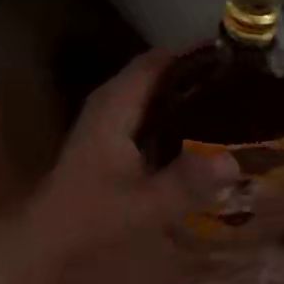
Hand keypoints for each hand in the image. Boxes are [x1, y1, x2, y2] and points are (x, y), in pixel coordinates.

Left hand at [25, 50, 239, 259]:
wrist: (49, 231)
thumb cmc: (94, 212)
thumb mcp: (146, 203)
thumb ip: (188, 182)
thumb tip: (234, 161)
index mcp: (116, 102)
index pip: (154, 62)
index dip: (186, 53)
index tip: (223, 52)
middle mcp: (109, 98)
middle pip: (151, 71)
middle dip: (187, 70)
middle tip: (229, 77)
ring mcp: (104, 114)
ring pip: (144, 88)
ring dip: (176, 88)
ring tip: (218, 96)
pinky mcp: (104, 131)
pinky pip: (139, 105)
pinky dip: (164, 106)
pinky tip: (190, 125)